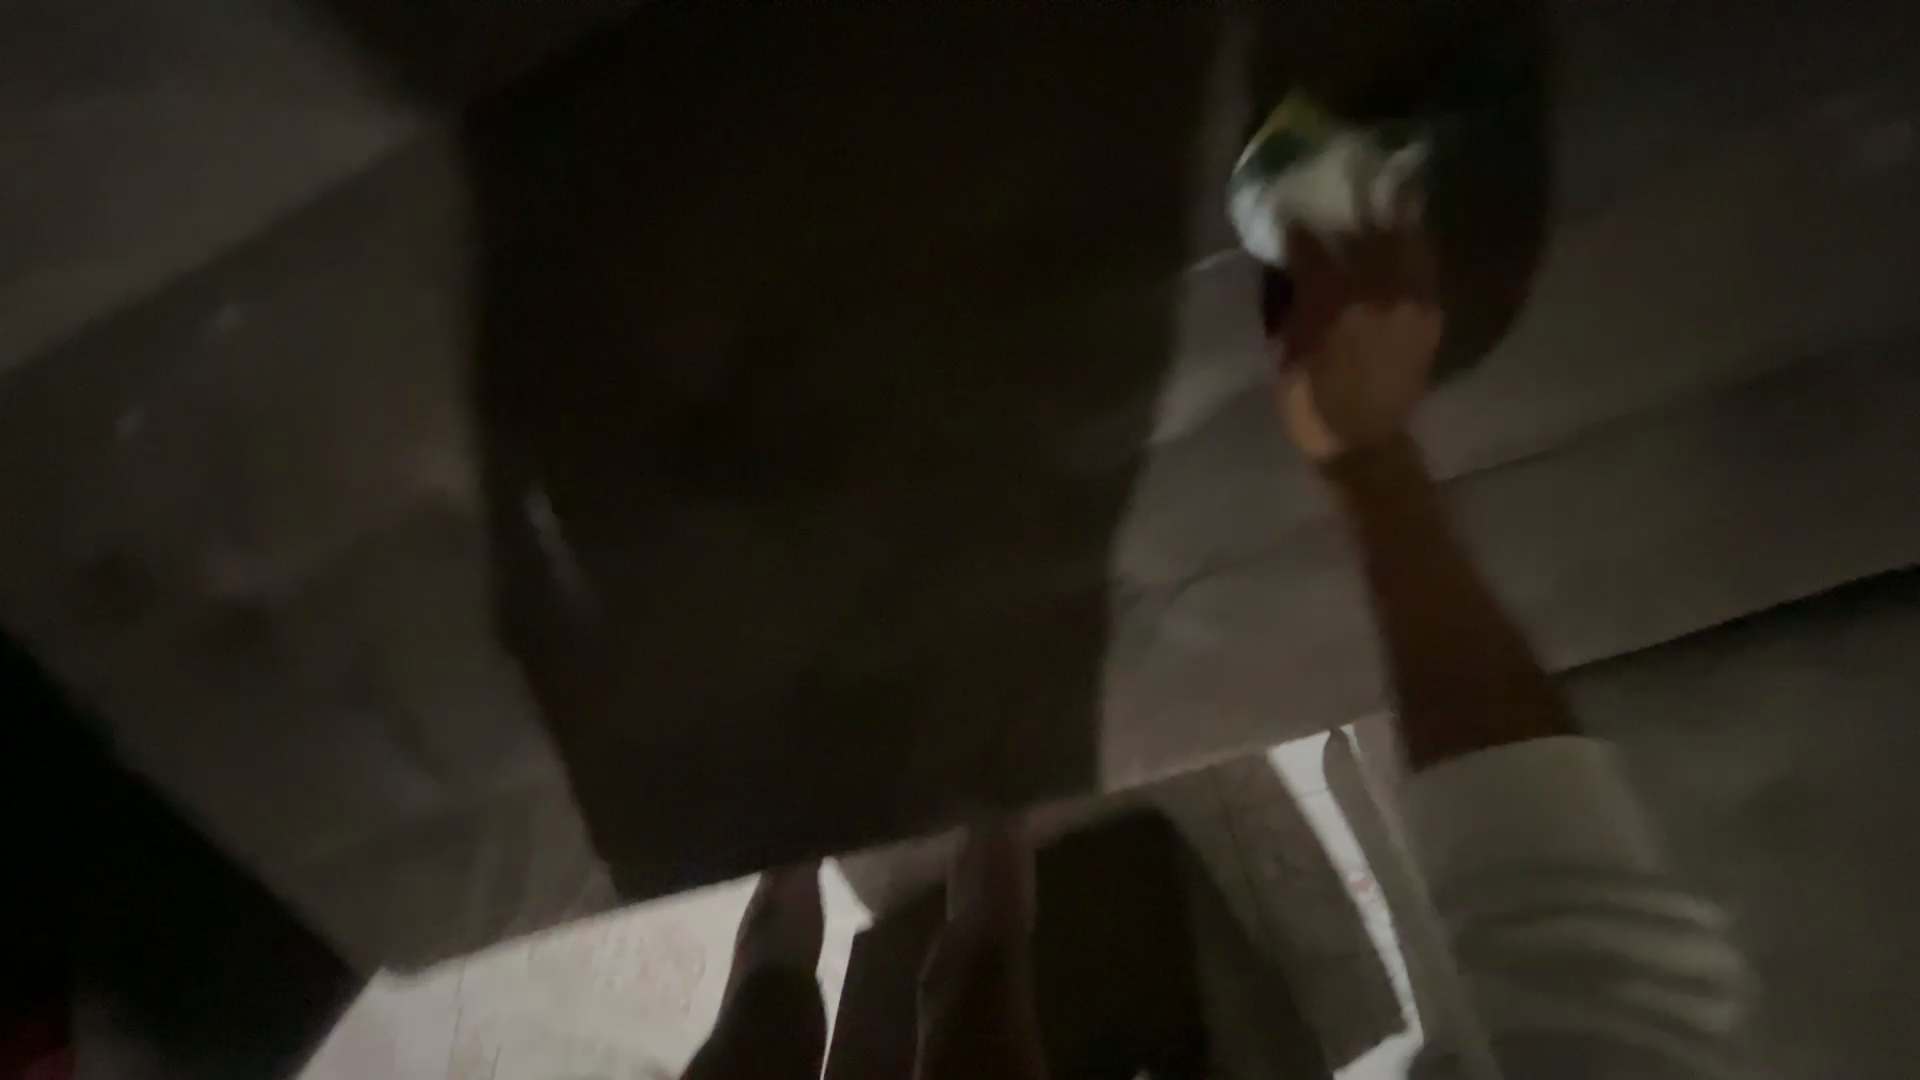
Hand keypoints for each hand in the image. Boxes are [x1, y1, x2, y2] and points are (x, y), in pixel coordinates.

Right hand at [1271, 201, 1441, 462]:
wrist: (1363, 441)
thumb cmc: (1311, 405)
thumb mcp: (1285, 358)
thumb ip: (1290, 310)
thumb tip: (1289, 271)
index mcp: (1332, 308)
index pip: (1313, 251)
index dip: (1298, 225)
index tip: (1288, 203)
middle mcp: (1375, 296)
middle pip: (1366, 234)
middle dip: (1357, 200)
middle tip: (1353, 166)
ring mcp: (1408, 303)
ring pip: (1404, 243)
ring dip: (1396, 210)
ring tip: (1392, 177)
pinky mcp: (1427, 315)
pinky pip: (1425, 266)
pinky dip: (1417, 241)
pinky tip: (1412, 223)